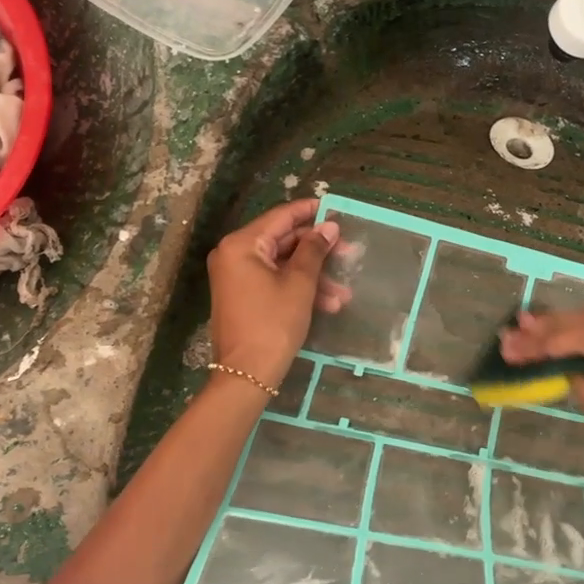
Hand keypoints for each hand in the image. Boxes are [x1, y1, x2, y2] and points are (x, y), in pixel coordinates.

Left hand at [207, 198, 344, 389]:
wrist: (247, 373)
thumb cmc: (273, 323)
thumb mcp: (300, 284)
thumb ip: (314, 250)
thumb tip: (329, 226)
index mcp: (242, 245)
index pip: (281, 217)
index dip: (310, 212)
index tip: (337, 210)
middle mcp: (234, 255)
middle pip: (283, 241)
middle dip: (317, 251)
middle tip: (349, 254)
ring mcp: (237, 276)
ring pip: (283, 264)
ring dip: (314, 275)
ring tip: (343, 292)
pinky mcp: (243, 295)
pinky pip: (275, 280)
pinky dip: (299, 288)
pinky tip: (328, 303)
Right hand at [497, 302, 583, 472]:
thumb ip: (578, 383)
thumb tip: (573, 370)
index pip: (555, 339)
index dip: (528, 348)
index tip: (503, 351)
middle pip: (569, 322)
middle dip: (539, 332)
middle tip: (509, 337)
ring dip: (562, 326)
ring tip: (531, 329)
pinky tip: (573, 333)